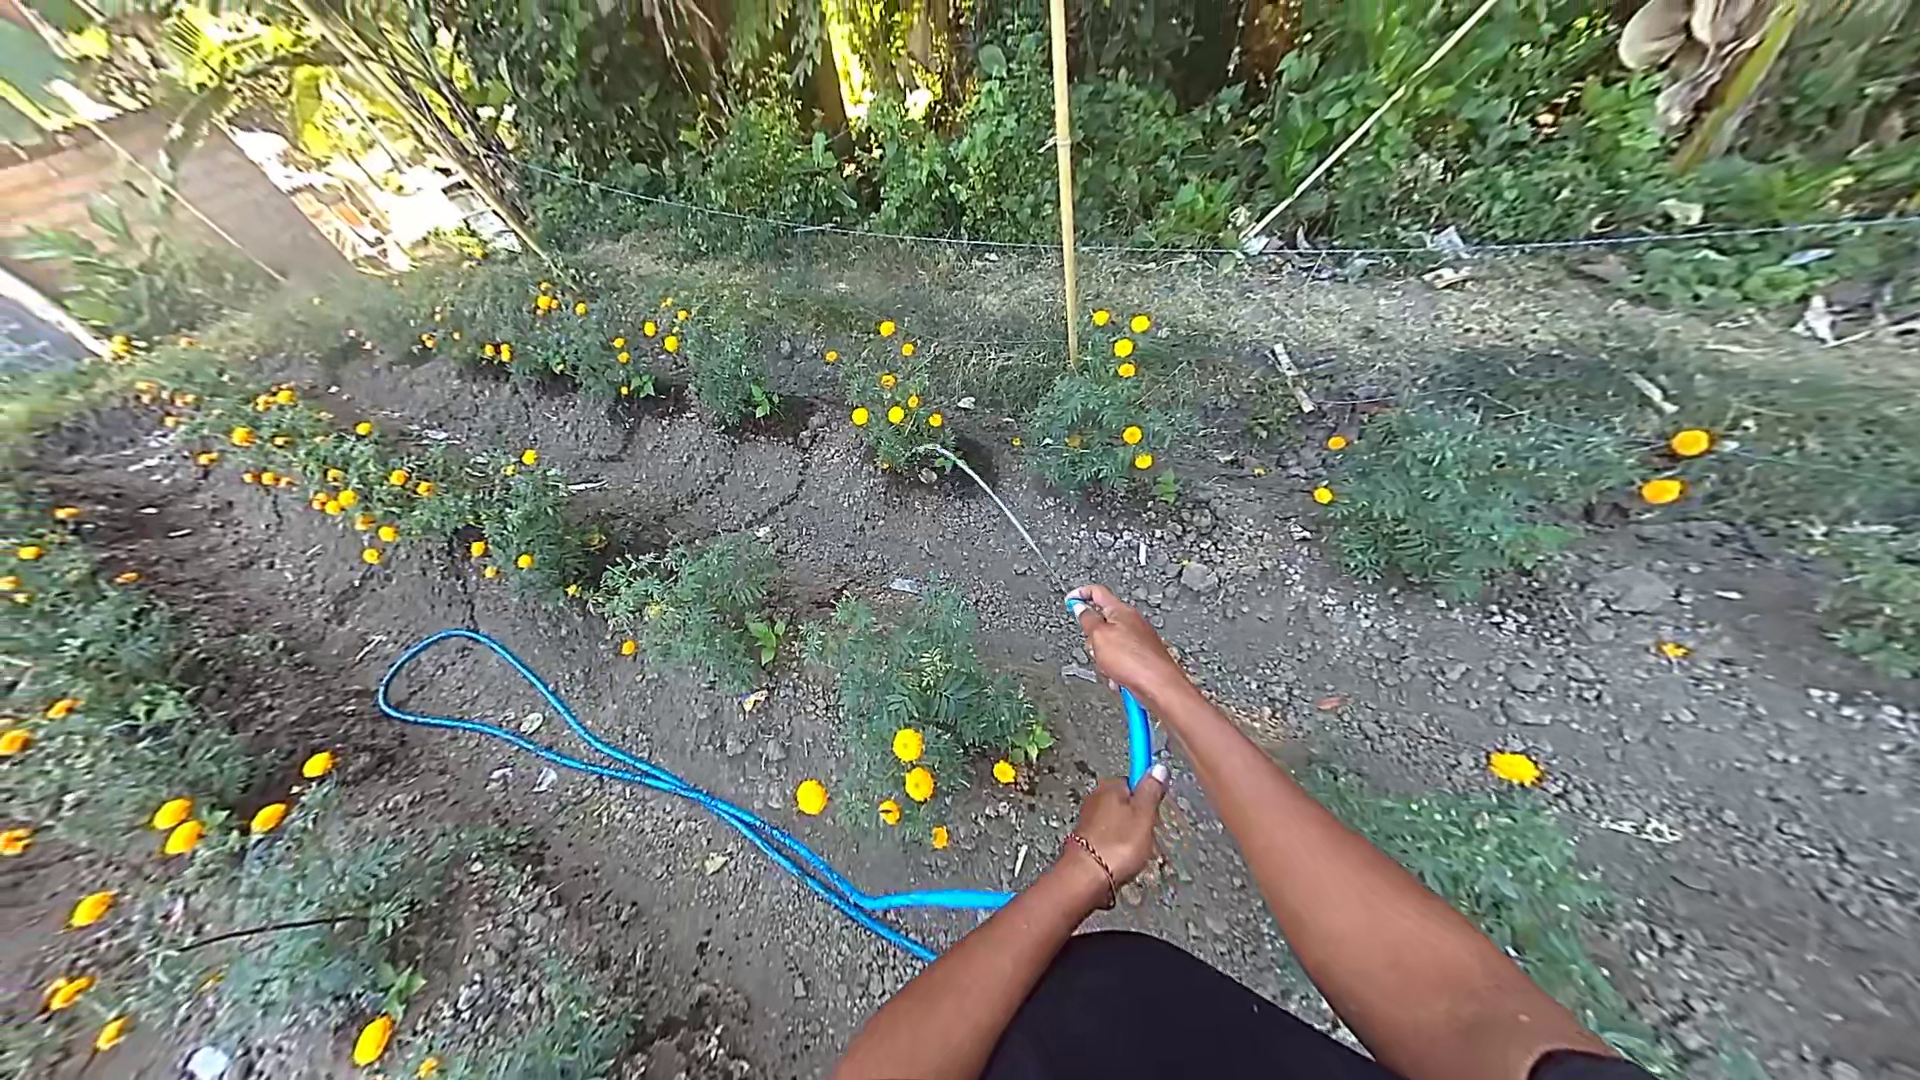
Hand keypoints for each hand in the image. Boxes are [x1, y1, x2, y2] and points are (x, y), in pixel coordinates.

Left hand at [1059, 765, 1168, 900]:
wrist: (1088, 876)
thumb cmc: (1116, 844)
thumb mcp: (1144, 814)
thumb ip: (1151, 790)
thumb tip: (1158, 767)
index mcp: (1110, 786)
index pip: (1135, 780)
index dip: (1148, 797)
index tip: (1154, 811)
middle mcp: (1096, 798)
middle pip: (1129, 803)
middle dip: (1141, 820)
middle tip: (1147, 835)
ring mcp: (1091, 818)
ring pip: (1121, 823)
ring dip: (1132, 837)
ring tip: (1136, 852)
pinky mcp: (1088, 839)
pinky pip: (1112, 839)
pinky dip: (1120, 848)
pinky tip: (1125, 860)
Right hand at [1069, 584, 1193, 710]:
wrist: (1159, 685)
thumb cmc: (1134, 660)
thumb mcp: (1099, 635)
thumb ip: (1087, 619)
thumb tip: (1080, 607)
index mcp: (1121, 610)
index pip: (1097, 592)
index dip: (1081, 594)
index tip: (1070, 600)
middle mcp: (1132, 621)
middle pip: (1101, 622)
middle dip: (1093, 637)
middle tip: (1094, 646)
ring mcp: (1138, 639)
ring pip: (1109, 644)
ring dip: (1103, 657)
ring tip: (1109, 666)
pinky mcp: (1142, 656)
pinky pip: (1120, 659)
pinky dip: (1115, 668)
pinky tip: (1119, 676)